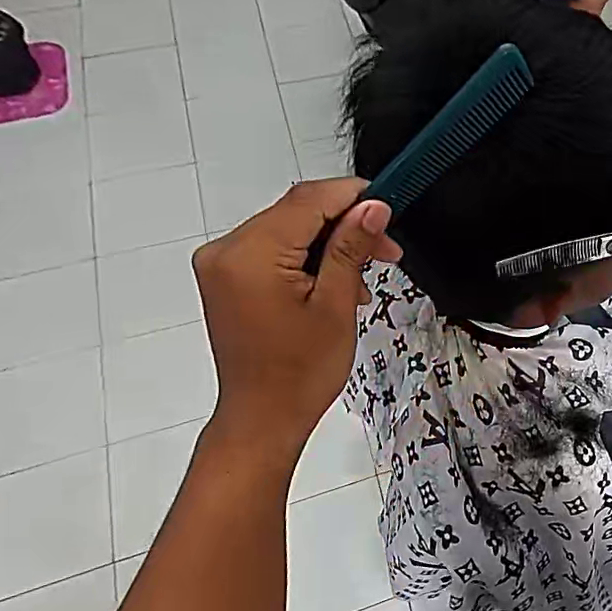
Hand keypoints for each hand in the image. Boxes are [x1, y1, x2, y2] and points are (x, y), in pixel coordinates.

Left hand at [193, 180, 400, 451]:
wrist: (265, 414)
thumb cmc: (301, 372)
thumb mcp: (336, 306)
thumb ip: (351, 249)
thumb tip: (372, 208)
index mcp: (250, 255)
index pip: (306, 201)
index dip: (351, 196)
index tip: (388, 202)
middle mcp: (226, 251)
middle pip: (296, 213)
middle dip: (346, 223)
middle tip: (388, 249)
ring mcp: (223, 265)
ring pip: (288, 231)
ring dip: (331, 243)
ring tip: (367, 274)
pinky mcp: (228, 279)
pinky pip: (274, 251)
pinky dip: (308, 258)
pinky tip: (337, 282)